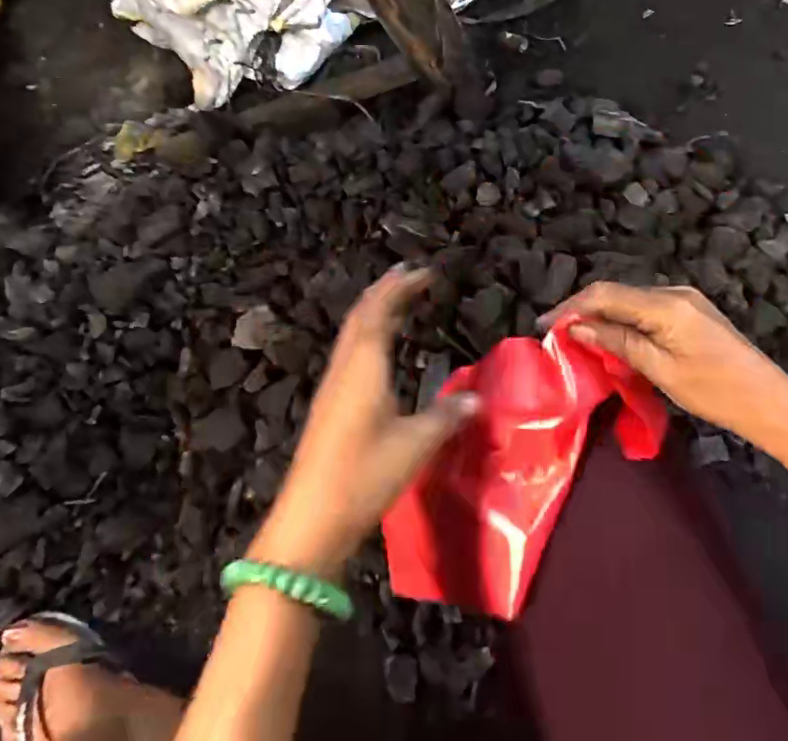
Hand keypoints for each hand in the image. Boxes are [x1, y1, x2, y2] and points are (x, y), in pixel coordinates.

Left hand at [248, 266, 479, 578]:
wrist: (311, 515)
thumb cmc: (365, 475)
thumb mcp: (415, 446)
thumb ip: (446, 417)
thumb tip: (476, 398)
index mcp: (364, 366)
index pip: (380, 311)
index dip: (400, 287)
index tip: (424, 272)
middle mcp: (344, 367)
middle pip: (361, 315)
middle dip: (385, 290)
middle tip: (409, 275)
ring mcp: (331, 385)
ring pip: (352, 332)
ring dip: (373, 310)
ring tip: (395, 300)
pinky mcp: (327, 403)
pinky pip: (348, 351)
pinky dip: (366, 334)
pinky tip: (375, 348)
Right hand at [540, 283, 787, 444]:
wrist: (772, 403)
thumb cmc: (716, 392)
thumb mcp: (660, 370)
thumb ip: (617, 342)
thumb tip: (576, 327)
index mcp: (667, 305)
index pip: (605, 294)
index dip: (570, 307)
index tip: (544, 326)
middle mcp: (674, 292)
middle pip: (615, 293)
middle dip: (582, 310)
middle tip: (555, 334)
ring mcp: (684, 299)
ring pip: (628, 300)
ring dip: (600, 315)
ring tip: (575, 336)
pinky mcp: (689, 310)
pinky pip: (643, 307)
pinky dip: (621, 319)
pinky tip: (608, 336)